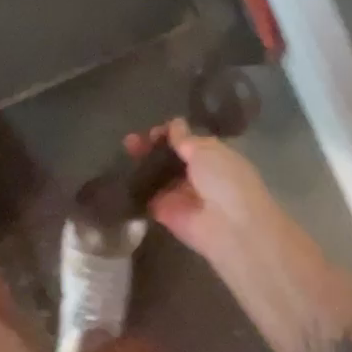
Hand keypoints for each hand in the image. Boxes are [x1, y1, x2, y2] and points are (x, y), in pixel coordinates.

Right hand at [124, 119, 276, 258]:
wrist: (230, 228)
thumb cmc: (224, 180)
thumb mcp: (205, 150)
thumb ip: (184, 138)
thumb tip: (174, 123)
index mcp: (212, 157)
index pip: (186, 141)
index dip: (169, 134)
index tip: (154, 132)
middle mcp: (196, 174)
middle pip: (169, 157)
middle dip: (151, 146)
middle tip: (132, 141)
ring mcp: (180, 194)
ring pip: (157, 174)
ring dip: (142, 162)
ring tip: (126, 148)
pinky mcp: (166, 213)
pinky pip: (148, 197)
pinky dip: (136, 186)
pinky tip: (122, 172)